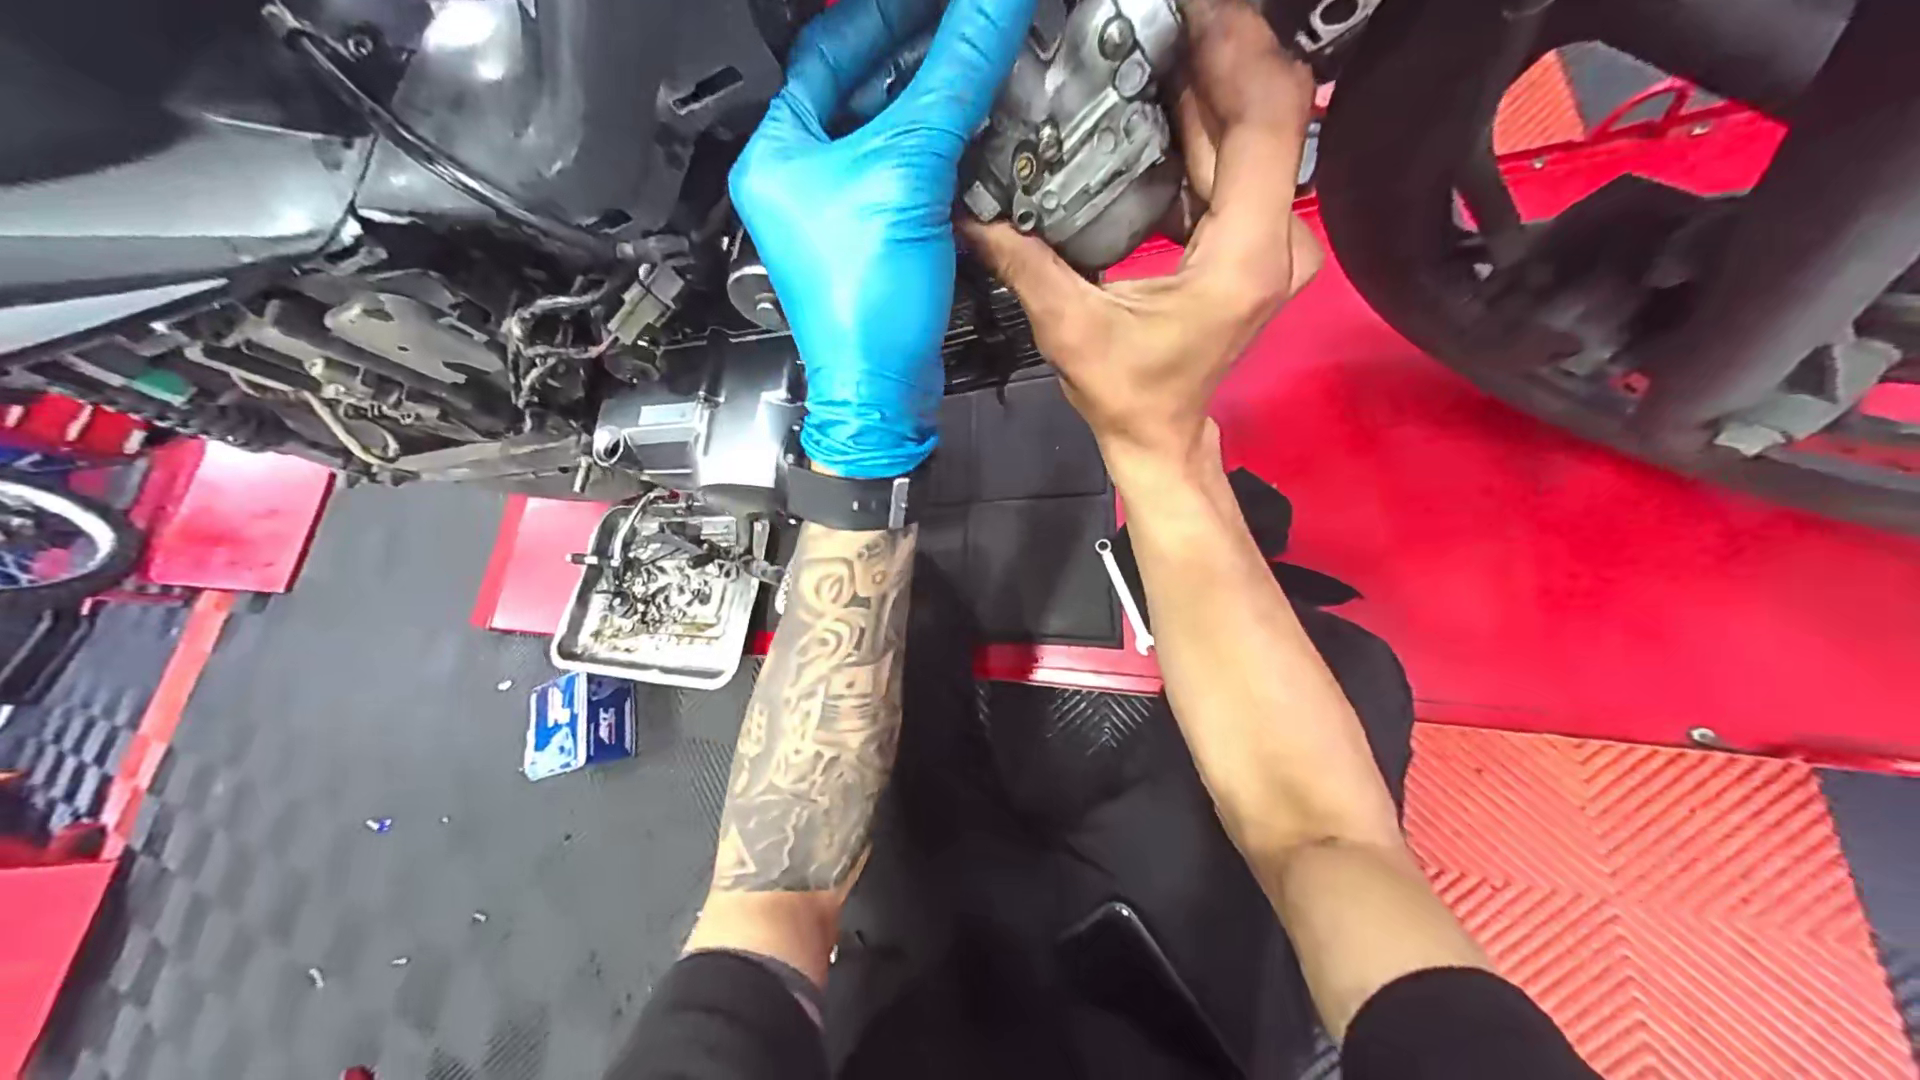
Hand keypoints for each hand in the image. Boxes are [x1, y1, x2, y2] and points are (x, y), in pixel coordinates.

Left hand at [730, 0, 1037, 479]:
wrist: (883, 389)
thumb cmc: (863, 309)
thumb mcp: (907, 175)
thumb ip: (952, 81)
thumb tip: (989, 9)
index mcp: (777, 154)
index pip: (828, 50)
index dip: (883, 13)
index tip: (929, 1)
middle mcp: (800, 180)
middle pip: (857, 89)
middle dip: (912, 53)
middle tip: (959, 25)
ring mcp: (838, 212)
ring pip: (884, 134)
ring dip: (928, 102)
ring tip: (970, 67)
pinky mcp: (873, 240)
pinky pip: (903, 176)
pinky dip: (934, 151)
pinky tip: (964, 132)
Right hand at [963, 0, 1320, 476]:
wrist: (1160, 434)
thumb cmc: (1126, 396)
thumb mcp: (1069, 330)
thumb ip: (1026, 262)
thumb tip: (973, 212)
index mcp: (1242, 258)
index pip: (1263, 120)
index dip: (1233, 50)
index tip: (1187, 11)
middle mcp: (1276, 242)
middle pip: (1272, 113)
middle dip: (1222, 53)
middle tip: (1162, 22)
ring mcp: (1274, 243)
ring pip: (1261, 134)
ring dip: (1213, 86)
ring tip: (1161, 46)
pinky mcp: (1257, 245)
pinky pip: (1244, 165)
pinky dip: (1208, 129)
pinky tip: (1166, 106)